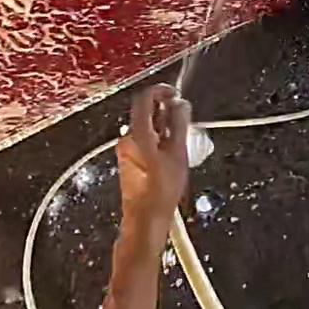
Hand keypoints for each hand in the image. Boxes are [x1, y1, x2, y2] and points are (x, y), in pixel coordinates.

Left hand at [117, 84, 190, 227]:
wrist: (145, 218)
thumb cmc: (161, 189)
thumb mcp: (178, 153)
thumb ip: (179, 124)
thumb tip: (181, 104)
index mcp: (137, 133)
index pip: (144, 98)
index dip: (161, 90)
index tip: (175, 93)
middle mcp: (127, 138)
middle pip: (144, 112)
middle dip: (164, 109)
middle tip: (182, 116)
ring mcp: (126, 150)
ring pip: (144, 126)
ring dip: (161, 125)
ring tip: (179, 137)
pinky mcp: (128, 159)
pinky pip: (142, 139)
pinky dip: (156, 138)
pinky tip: (169, 151)